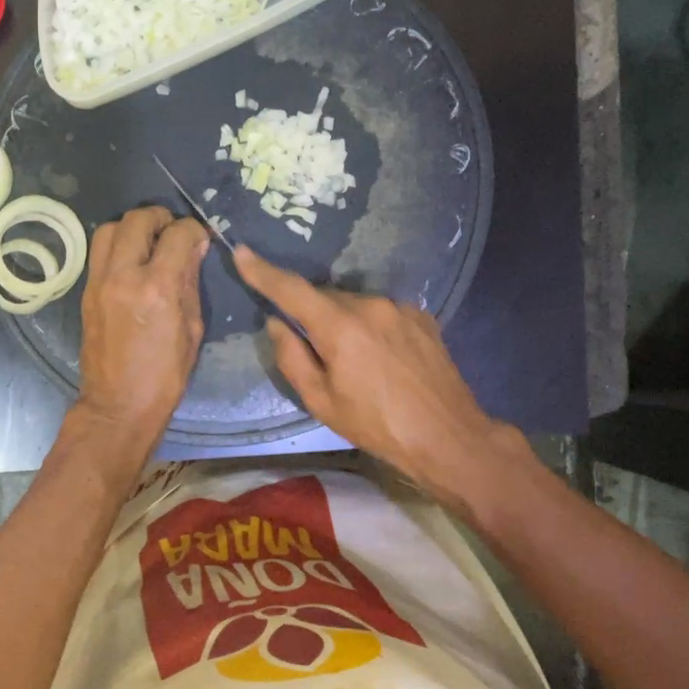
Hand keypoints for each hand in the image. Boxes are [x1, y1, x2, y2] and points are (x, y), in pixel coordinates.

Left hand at [75, 206, 208, 445]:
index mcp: (157, 287)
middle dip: (160, 218)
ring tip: (148, 243)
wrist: (118, 404)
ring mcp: (99, 283)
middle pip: (137, 219)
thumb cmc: (165, 375)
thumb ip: (191, 282)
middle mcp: (123, 276)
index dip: (193, 229)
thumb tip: (194, 248)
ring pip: (109, 229)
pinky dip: (116, 247)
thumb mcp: (191, 328)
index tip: (198, 238)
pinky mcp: (86, 293)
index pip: (178, 233)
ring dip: (132, 228)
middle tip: (172, 233)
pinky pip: (98, 253)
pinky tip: (132, 262)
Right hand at [234, 246, 521, 505]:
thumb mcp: (319, 400)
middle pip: (323, 297)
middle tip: (309, 349)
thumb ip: (291, 357)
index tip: (241, 252)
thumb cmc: (375, 425)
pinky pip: (379, 312)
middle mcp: (370, 306)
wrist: (447, 435)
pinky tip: (377, 357)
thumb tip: (277, 323)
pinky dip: (367, 326)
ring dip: (340, 321)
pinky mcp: (421, 316)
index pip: (292, 290)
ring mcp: (400, 308)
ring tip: (350, 360)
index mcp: (340, 328)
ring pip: (352, 303)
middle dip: (308, 312)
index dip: (262, 272)